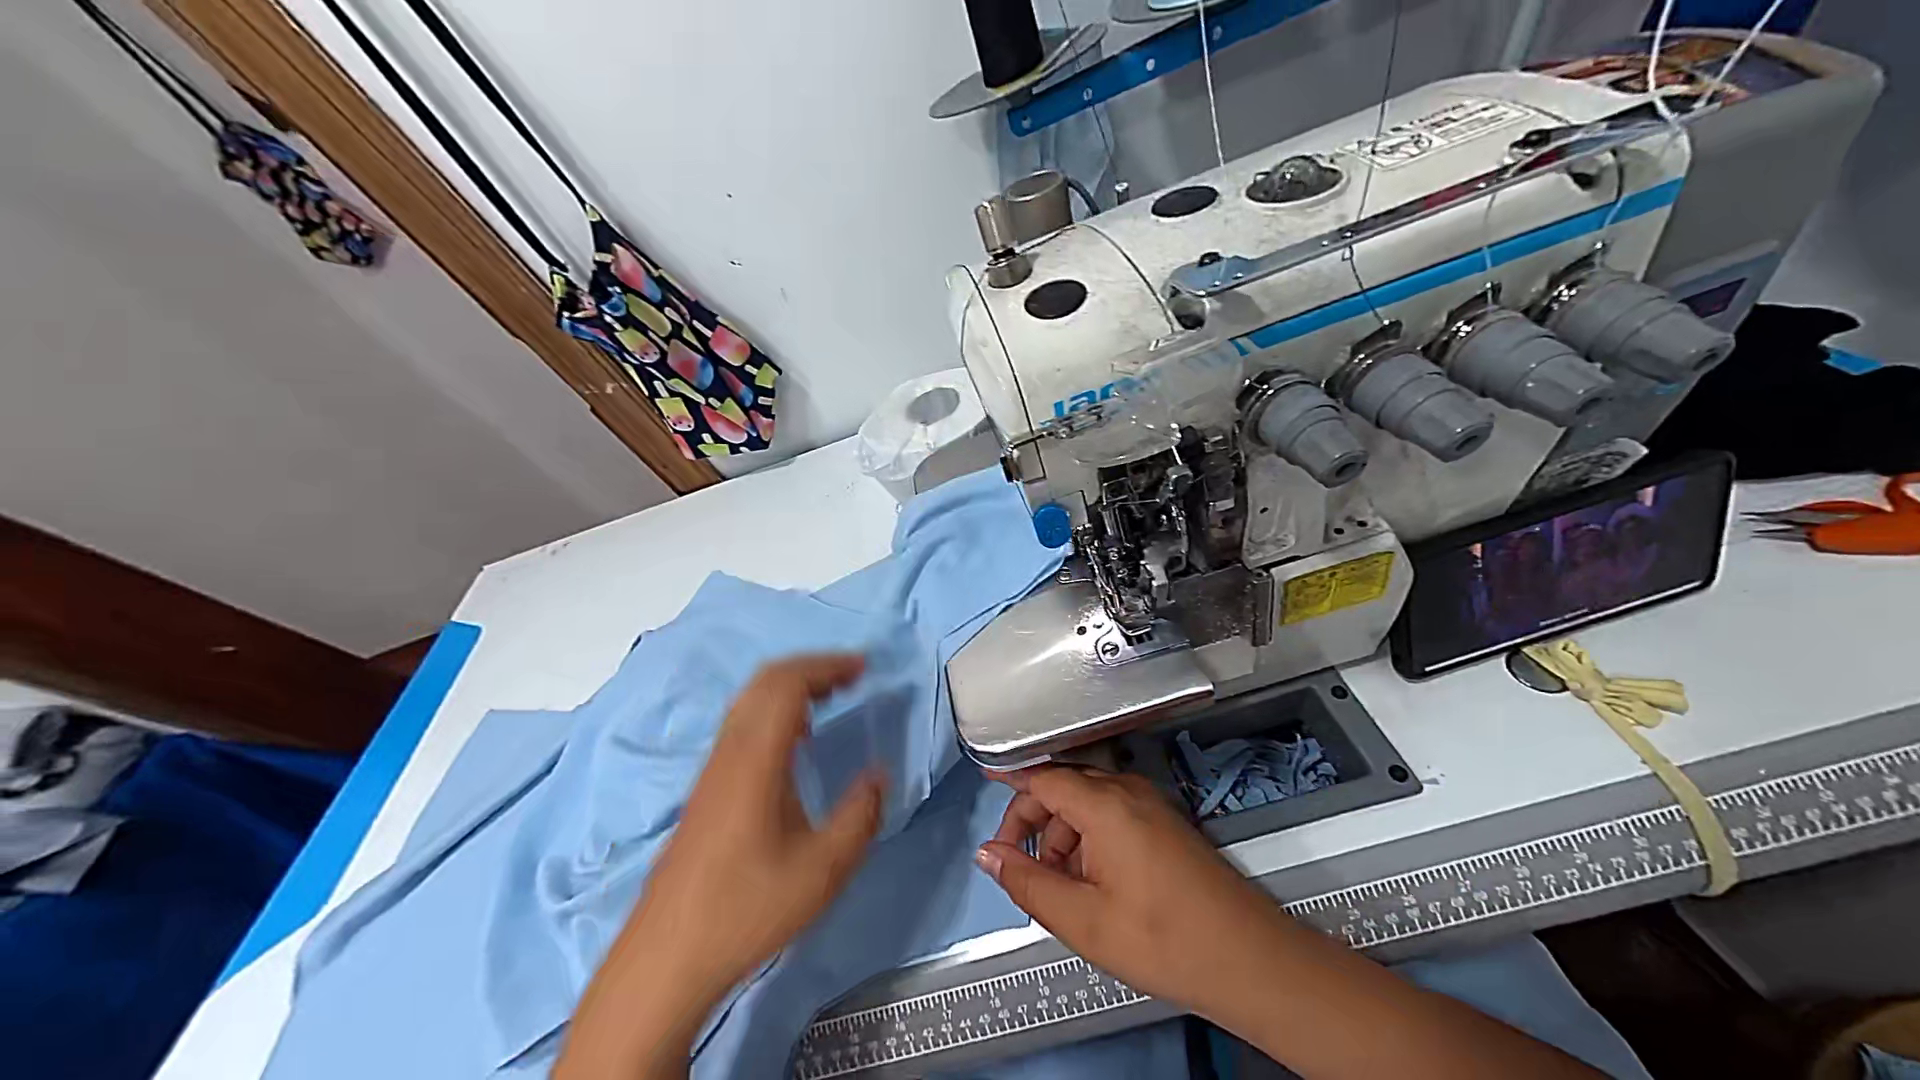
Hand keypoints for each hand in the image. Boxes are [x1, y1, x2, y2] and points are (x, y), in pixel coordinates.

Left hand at [557, 655, 884, 1078]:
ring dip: (791, 687)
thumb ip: (860, 815)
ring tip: (830, 700)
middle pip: (765, 682)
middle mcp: (729, 751)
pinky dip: (775, 710)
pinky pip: (743, 724)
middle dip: (811, 668)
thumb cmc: (747, 909)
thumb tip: (880, 774)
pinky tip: (795, 742)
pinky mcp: (706, 787)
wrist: (666, 957)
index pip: (788, 684)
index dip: (828, 666)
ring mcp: (712, 768)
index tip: (864, 667)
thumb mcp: (823, 870)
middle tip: (851, 677)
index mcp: (756, 759)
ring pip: (750, 701)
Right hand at [976, 766, 1605, 1078]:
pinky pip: (1114, 815)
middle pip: (1066, 783)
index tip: (986, 799)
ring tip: (1054, 880)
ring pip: (1091, 798)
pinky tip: (1091, 880)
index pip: (1044, 774)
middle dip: (1035, 815)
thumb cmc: (1179, 946)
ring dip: (1065, 831)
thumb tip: (994, 854)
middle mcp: (1135, 790)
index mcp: (1112, 805)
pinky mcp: (1170, 825)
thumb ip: (1038, 884)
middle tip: (1022, 864)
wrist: (1269, 967)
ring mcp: (1155, 805)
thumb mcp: (1091, 922)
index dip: (1011, 784)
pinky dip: (1090, 840)